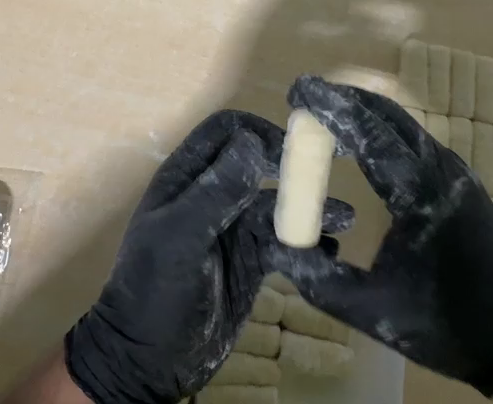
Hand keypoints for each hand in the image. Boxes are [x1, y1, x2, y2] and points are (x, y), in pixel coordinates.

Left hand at [64, 110, 351, 403]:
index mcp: (187, 176)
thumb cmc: (154, 288)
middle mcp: (213, 194)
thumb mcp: (181, 235)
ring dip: (309, 209)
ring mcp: (234, 228)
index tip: (288, 151)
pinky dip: (309, 244)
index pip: (226, 132)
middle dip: (293, 168)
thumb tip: (253, 141)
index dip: (257, 131)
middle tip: (327, 175)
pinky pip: (285, 243)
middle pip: (260, 163)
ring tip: (344, 219)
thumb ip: (216, 190)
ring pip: (278, 206)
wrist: (148, 359)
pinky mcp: (252, 261)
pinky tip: (329, 254)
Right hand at [270, 75, 492, 395]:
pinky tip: (359, 147)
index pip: (368, 133)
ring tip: (322, 120)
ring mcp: (454, 171)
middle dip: (343, 100)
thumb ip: (318, 277)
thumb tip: (275, 246)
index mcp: (420, 194)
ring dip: (362, 114)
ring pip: (401, 124)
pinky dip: (380, 131)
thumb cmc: (444, 324)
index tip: (297, 91)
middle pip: (386, 115)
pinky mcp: (459, 180)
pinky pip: (413, 140)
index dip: (330, 108)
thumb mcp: (372, 309)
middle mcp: (440, 169)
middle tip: (303, 101)